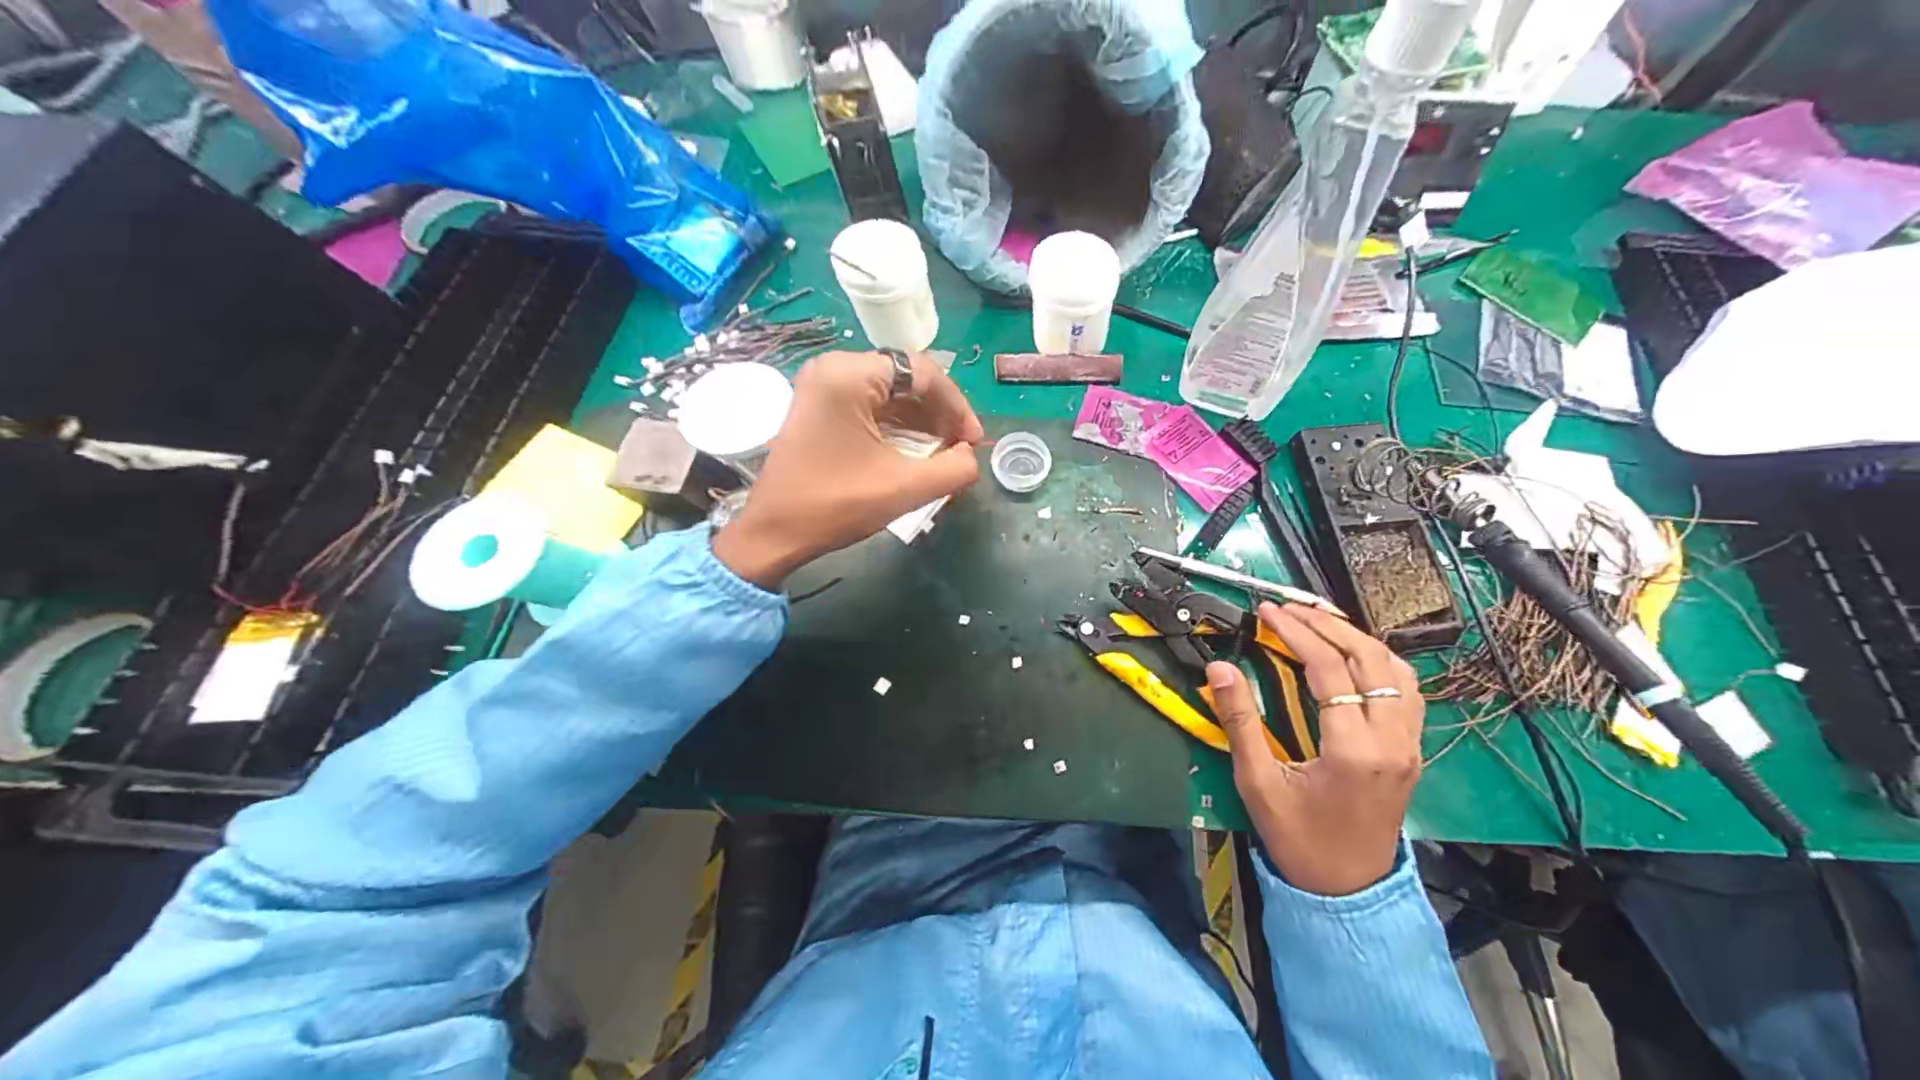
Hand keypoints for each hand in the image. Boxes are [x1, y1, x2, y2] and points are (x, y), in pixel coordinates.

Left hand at [712, 351, 984, 587]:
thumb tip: (969, 456)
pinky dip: (897, 427)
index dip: (957, 407)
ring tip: (943, 455)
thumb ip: (953, 468)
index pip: (923, 373)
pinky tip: (915, 453)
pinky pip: (870, 406)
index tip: (973, 442)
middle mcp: (834, 368)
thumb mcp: (904, 487)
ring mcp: (822, 387)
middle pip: (906, 380)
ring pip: (890, 394)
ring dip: (921, 422)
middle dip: (940, 415)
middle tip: (960, 449)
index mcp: (850, 374)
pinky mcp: (819, 407)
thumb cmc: (836, 505)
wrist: (774, 533)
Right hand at [1206, 602, 1423, 895]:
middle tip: (1289, 608)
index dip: (1297, 633)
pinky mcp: (1412, 750)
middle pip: (1369, 659)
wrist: (1346, 889)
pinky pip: (1405, 690)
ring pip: (1396, 670)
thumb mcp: (1258, 783)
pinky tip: (1352, 654)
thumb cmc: (1298, 838)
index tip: (1268, 612)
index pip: (1329, 669)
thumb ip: (1240, 722)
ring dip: (1357, 638)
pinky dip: (1378, 661)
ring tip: (1319, 620)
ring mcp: (1410, 745)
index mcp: (1354, 749)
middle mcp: (1393, 740)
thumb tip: (1220, 667)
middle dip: (1327, 624)